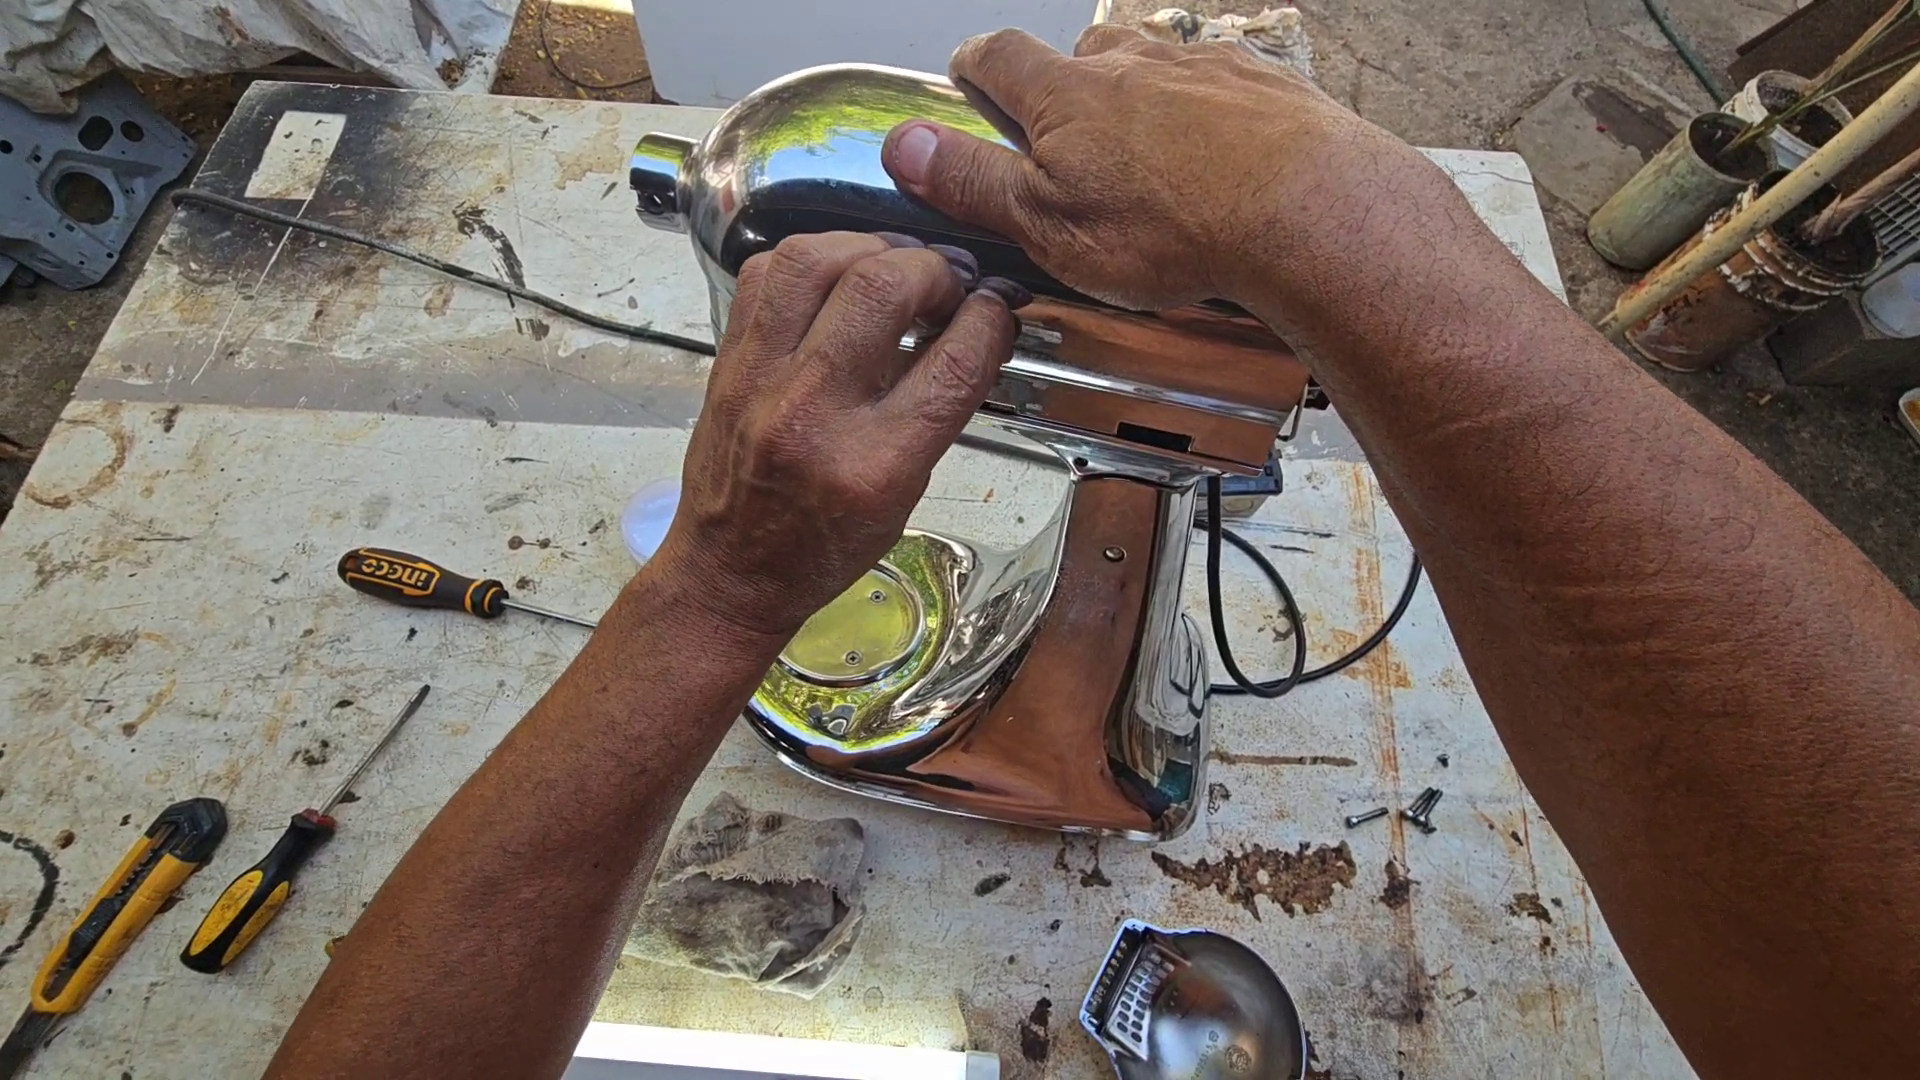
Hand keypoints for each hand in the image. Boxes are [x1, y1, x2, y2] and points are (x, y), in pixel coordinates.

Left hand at [645, 232, 1017, 644]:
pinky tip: (837, 277)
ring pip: (814, 260)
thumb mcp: (906, 494)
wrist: (734, 572)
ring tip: (895, 268)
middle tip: (948, 287)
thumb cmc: (827, 547)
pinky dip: (813, 258)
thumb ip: (937, 412)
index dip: (989, 319)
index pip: (952, 362)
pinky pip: (767, 274)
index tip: (996, 308)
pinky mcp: (728, 363)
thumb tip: (969, 333)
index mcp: (876, 464)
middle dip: (934, 271)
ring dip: (870, 248)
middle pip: (883, 289)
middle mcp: (814, 412)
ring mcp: (760, 380)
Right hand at [881, 25, 1438, 312]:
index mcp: (1067, 98)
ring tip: (1137, 152)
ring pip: (1148, 66)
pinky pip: (1212, 86)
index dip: (977, 65)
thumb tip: (907, 147)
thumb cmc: (1169, 225)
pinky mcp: (1257, 87)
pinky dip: (1197, 112)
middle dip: (1061, 86)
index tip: (969, 73)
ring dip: (1131, 97)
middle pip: (1080, 55)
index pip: (1002, 59)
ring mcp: (1198, 68)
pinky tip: (1206, 154)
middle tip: (1061, 134)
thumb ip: (975, 182)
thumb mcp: (1046, 222)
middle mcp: (1131, 64)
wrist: (1298, 212)